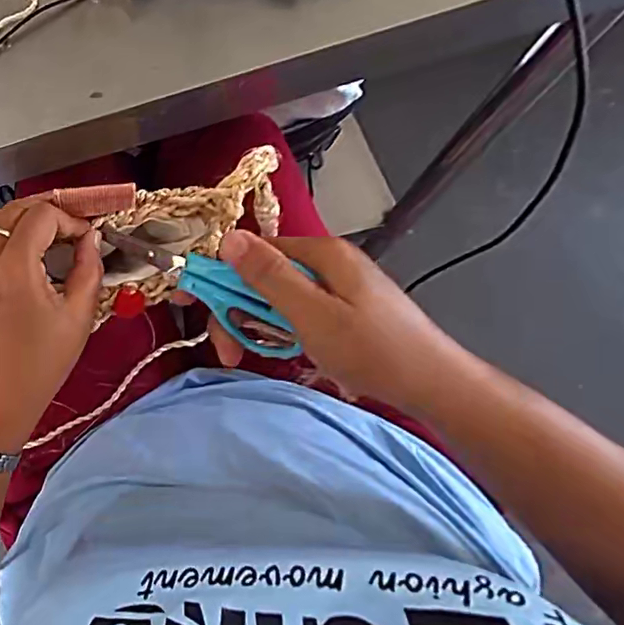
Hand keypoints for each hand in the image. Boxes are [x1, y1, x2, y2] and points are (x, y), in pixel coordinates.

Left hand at [0, 199, 103, 452]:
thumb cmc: (39, 366)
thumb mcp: (77, 318)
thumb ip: (88, 269)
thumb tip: (91, 238)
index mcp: (15, 269)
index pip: (42, 215)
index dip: (69, 219)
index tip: (83, 236)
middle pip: (14, 211)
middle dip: (47, 214)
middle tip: (69, 234)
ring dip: (16, 219)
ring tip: (40, 237)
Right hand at [206, 231, 480, 414]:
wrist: (435, 385)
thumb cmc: (374, 351)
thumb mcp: (312, 314)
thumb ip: (268, 276)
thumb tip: (228, 238)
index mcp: (320, 254)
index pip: (250, 252)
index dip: (216, 276)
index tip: (188, 304)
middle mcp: (325, 263)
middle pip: (260, 276)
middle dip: (235, 311)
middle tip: (229, 352)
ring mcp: (335, 286)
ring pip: (275, 297)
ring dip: (256, 325)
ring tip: (254, 356)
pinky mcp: (341, 308)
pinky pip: (295, 312)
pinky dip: (280, 331)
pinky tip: (284, 352)